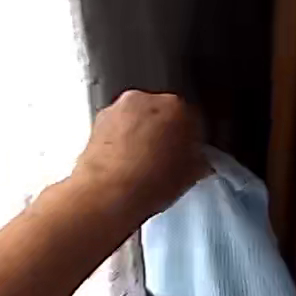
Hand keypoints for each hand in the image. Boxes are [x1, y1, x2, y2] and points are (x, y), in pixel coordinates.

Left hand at [69, 90, 207, 219]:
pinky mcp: (96, 123)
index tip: (193, 152)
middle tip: (171, 158)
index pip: (194, 118)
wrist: (107, 195)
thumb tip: (195, 160)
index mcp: (177, 107)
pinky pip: (118, 128)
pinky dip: (123, 141)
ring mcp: (118, 110)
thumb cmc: (148, 181)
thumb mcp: (192, 174)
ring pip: (139, 118)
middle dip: (168, 132)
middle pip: (164, 112)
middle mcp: (146, 101)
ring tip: (147, 164)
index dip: (195, 138)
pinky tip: (129, 164)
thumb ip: (199, 158)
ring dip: (144, 134)